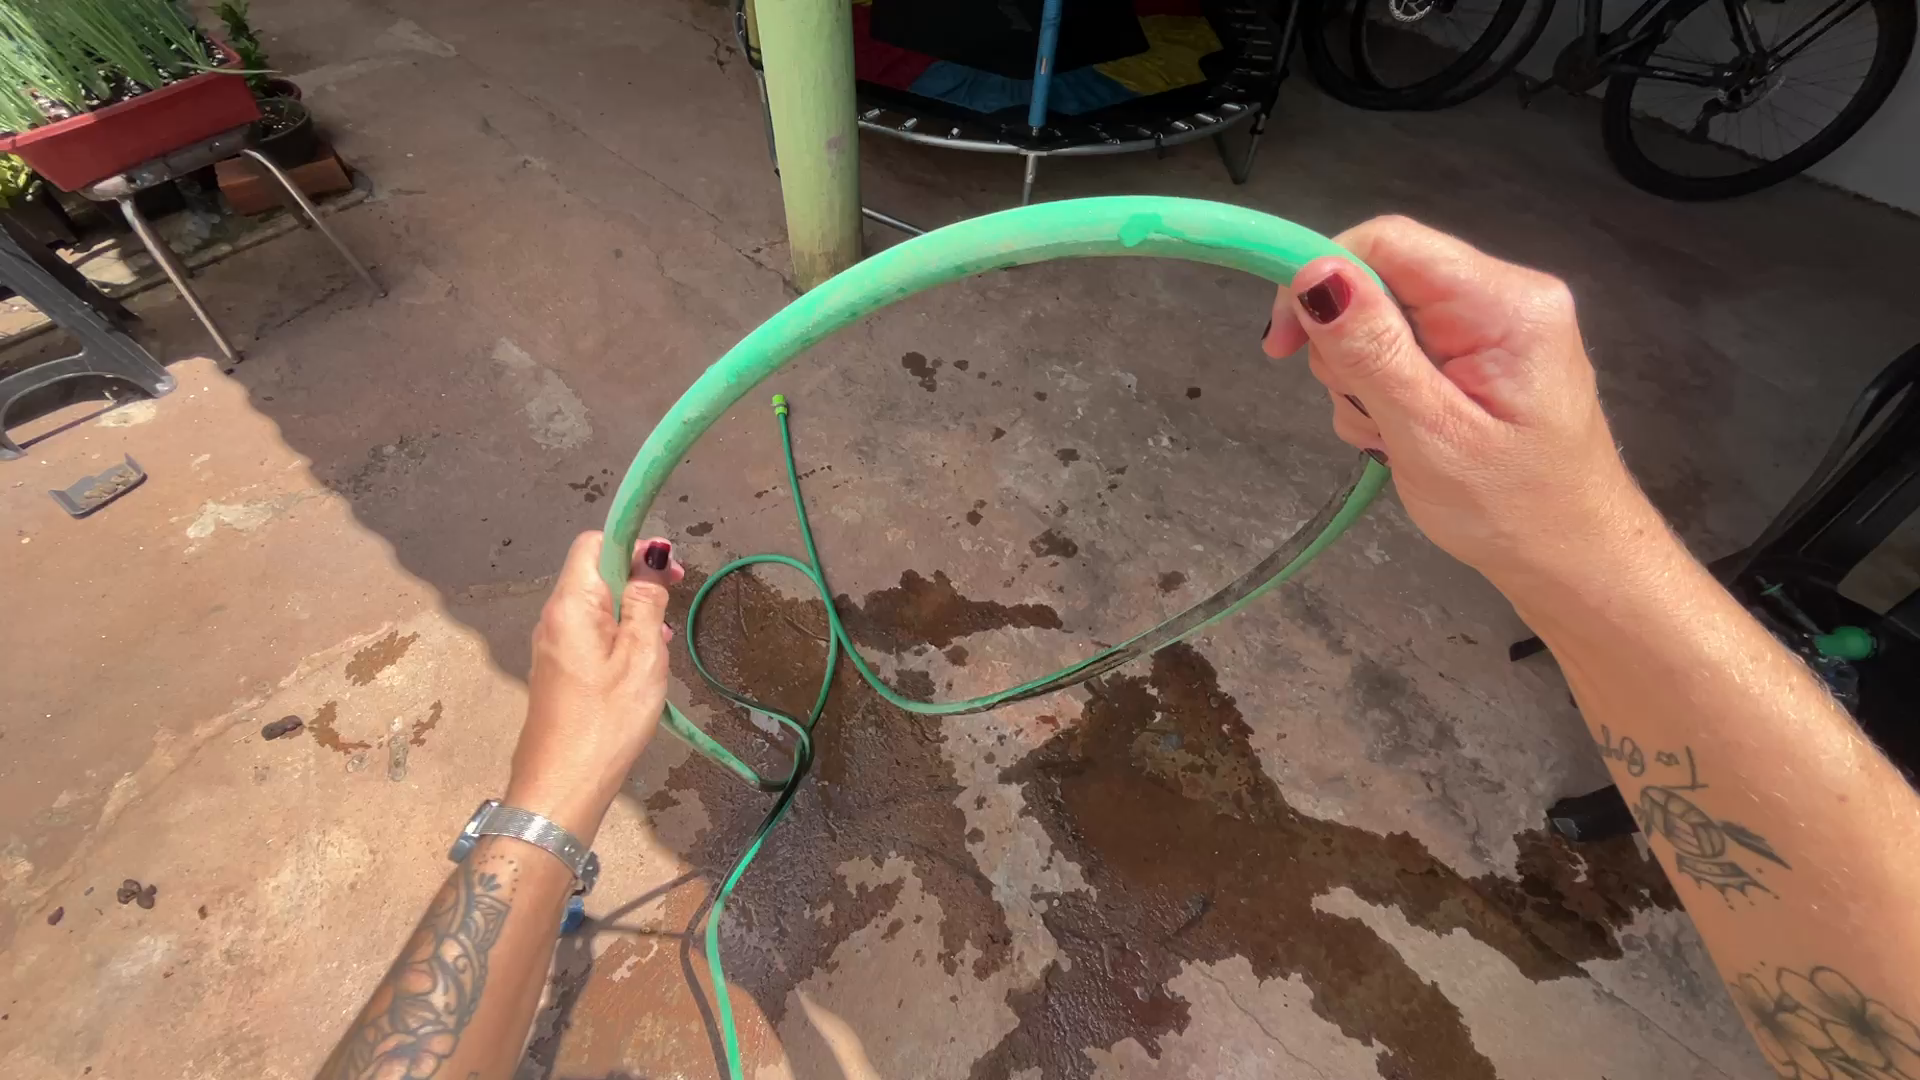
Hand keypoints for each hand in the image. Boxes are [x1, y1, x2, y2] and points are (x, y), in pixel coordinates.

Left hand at [505, 532, 682, 843]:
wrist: (563, 786)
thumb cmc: (608, 717)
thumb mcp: (642, 654)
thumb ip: (647, 600)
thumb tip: (652, 554)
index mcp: (571, 605)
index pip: (594, 543)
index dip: (633, 543)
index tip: (669, 566)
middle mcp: (554, 616)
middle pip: (596, 571)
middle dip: (638, 575)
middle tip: (676, 597)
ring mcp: (553, 643)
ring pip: (597, 603)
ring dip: (633, 607)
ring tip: (664, 635)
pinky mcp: (560, 667)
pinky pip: (593, 630)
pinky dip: (621, 631)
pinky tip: (644, 658)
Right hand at [1261, 216, 1666, 598]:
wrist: (1564, 557)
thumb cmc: (1507, 507)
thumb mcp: (1428, 432)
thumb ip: (1371, 351)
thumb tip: (1311, 275)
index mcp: (1501, 303)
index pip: (1388, 242)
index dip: (1317, 276)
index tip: (1280, 345)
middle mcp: (1495, 297)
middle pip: (1376, 283)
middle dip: (1343, 347)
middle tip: (1364, 410)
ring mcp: (1481, 329)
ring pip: (1372, 325)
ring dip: (1356, 380)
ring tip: (1388, 434)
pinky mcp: (1465, 358)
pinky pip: (1389, 355)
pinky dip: (1373, 395)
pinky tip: (1396, 435)